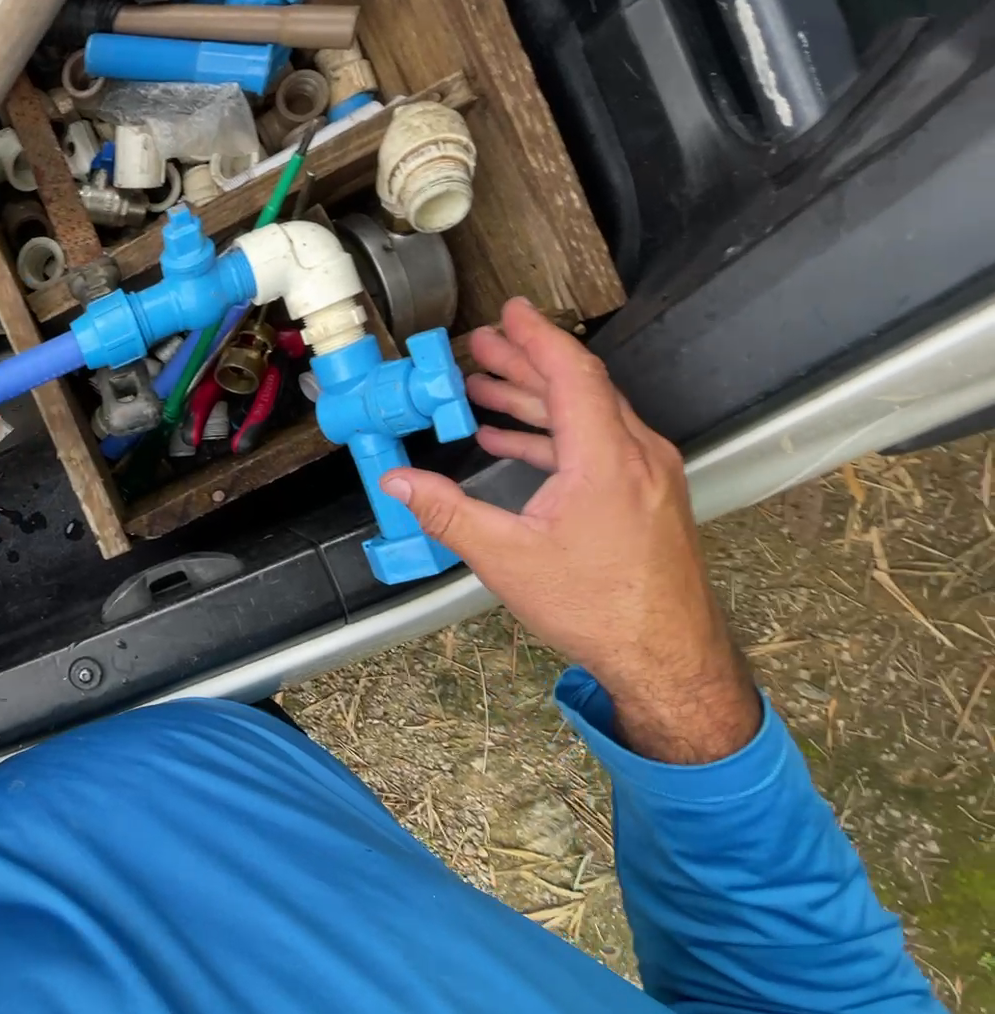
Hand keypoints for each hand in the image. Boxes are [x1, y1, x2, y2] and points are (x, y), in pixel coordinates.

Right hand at [381, 299, 760, 763]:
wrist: (665, 653)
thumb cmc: (593, 605)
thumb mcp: (505, 557)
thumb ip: (447, 513)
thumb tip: (397, 483)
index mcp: (606, 460)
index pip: (572, 377)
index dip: (536, 339)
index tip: (510, 311)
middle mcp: (635, 455)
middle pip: (578, 388)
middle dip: (524, 363)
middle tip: (479, 344)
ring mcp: (644, 475)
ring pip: (587, 416)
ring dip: (534, 398)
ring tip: (484, 385)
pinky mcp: (642, 496)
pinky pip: (594, 446)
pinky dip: (550, 434)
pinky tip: (510, 441)